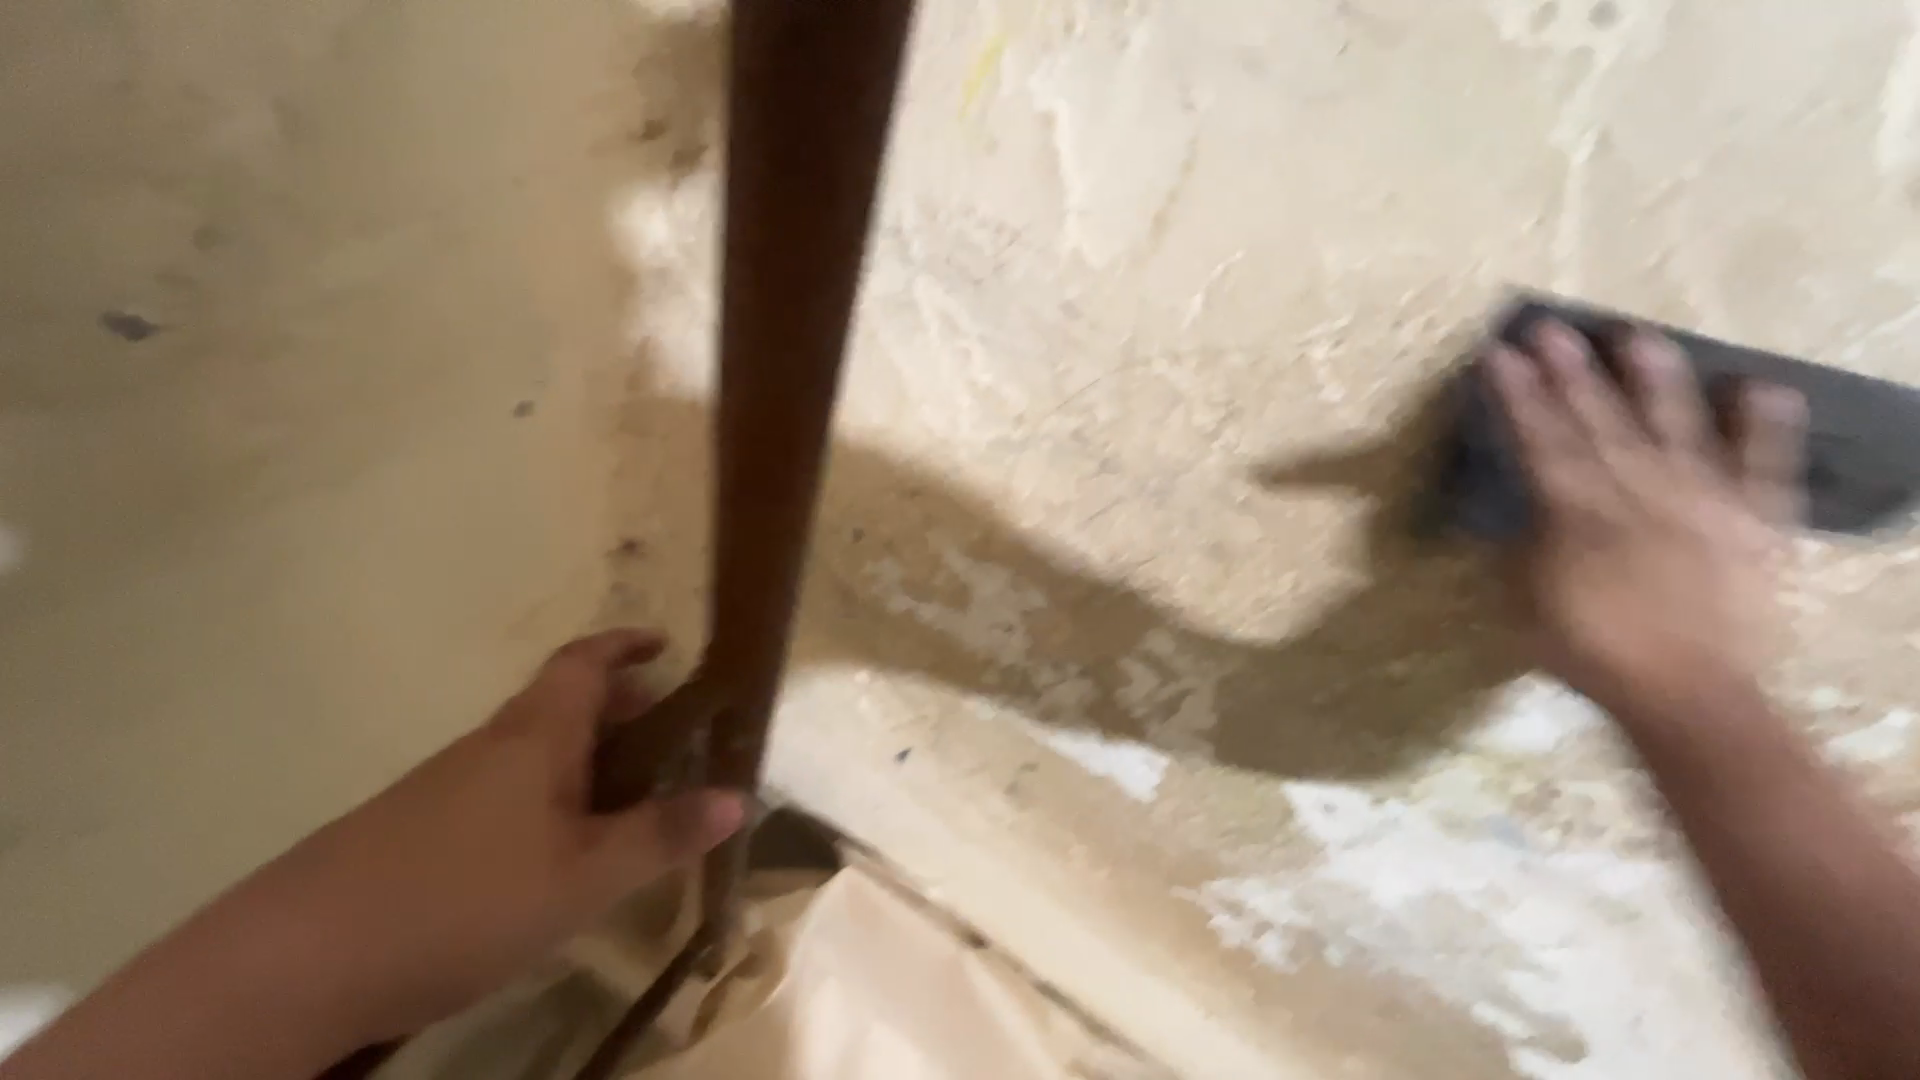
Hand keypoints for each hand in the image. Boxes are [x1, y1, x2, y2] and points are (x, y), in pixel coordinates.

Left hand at [229, 629, 744, 1046]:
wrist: (293, 965)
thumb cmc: (462, 898)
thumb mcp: (584, 876)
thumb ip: (662, 835)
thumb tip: (740, 797)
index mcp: (535, 736)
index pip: (584, 662)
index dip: (625, 644)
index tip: (665, 642)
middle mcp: (492, 747)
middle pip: (563, 704)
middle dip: (621, 709)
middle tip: (671, 737)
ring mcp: (448, 789)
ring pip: (535, 752)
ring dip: (587, 759)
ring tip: (630, 800)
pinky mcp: (421, 833)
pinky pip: (506, 791)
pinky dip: (551, 797)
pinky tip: (559, 852)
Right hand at [1483, 321, 1807, 714]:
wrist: (1690, 695)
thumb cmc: (1590, 651)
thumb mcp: (1526, 601)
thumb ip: (1524, 546)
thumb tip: (1522, 509)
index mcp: (1577, 516)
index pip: (1540, 441)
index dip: (1518, 397)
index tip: (1501, 355)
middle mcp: (1639, 496)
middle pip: (1597, 424)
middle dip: (1570, 374)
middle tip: (1551, 328)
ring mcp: (1703, 505)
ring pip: (1673, 431)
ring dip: (1652, 382)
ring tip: (1635, 335)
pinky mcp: (1755, 524)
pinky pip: (1762, 469)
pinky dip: (1765, 428)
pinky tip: (1761, 387)